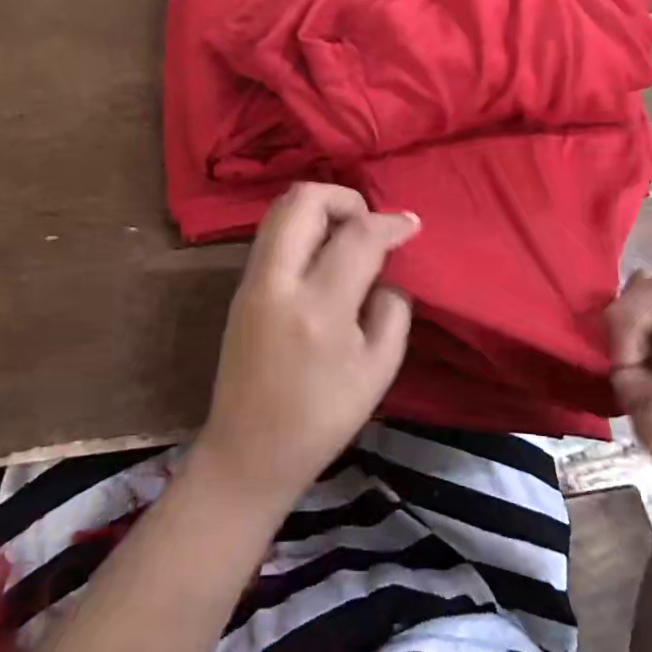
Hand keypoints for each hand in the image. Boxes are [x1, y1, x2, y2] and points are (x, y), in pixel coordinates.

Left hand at [196, 183, 419, 503]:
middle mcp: (278, 283)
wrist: (248, 453)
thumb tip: (388, 270)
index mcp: (319, 309)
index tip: (412, 225)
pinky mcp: (240, 290)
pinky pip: (272, 235)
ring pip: (280, 210)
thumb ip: (392, 309)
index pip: (358, 235)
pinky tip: (325, 256)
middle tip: (370, 224)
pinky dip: (303, 228)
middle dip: (345, 198)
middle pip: (303, 200)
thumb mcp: (379, 369)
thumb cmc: (323, 419)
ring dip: (321, 209)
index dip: (391, 222)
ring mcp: (251, 283)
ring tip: (350, 236)